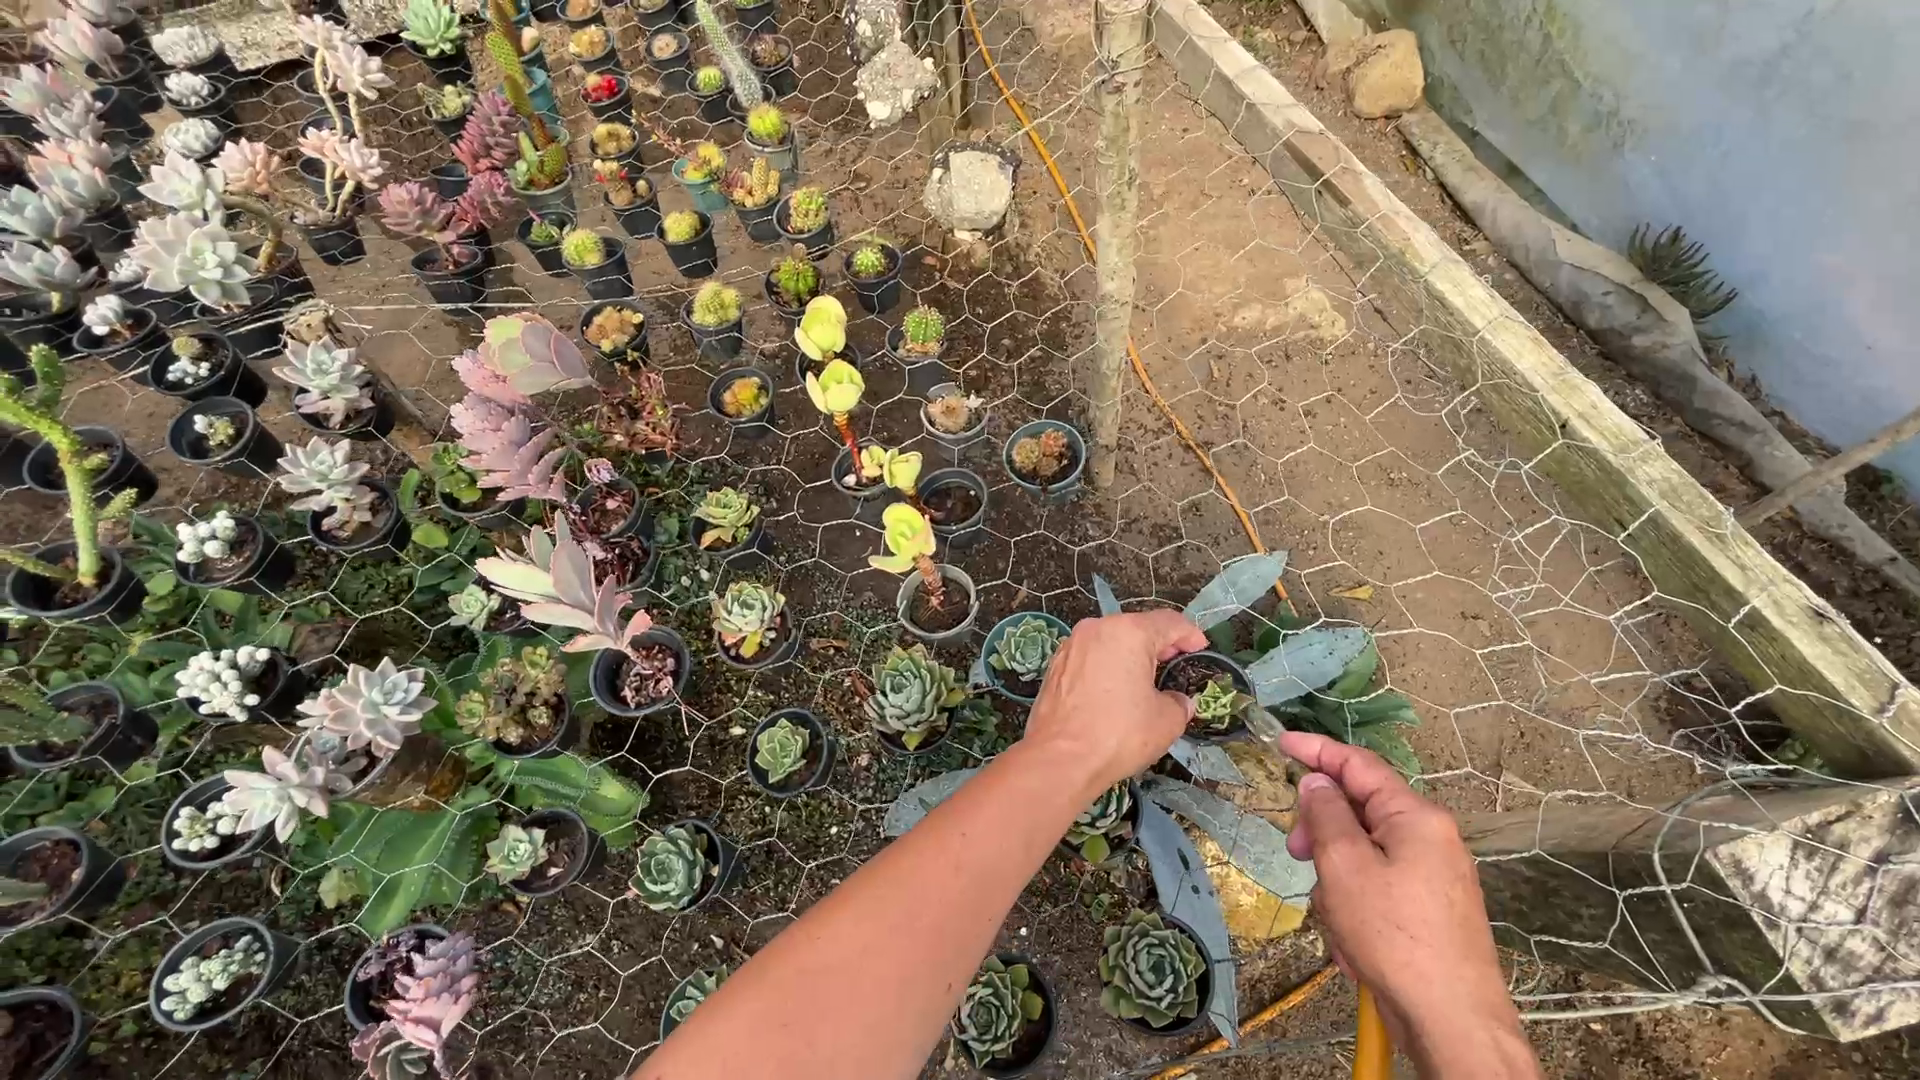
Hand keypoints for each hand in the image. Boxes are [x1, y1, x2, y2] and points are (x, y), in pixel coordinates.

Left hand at [1023, 610, 1205, 796]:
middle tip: (1175, 663)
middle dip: (1159, 643)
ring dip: (1130, 654)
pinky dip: (1107, 665)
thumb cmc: (1118, 734)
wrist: (1059, 758)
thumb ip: (1179, 703)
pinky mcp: (1055, 666)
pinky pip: (1090, 656)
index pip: (1168, 622)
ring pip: (1110, 641)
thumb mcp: (1166, 721)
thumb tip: (1179, 701)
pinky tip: (1115, 689)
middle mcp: (1096, 629)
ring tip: (1146, 677)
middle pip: (1136, 627)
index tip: (1199, 647)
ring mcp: (1071, 646)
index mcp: (1128, 633)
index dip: (1189, 634)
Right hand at [1278, 731, 1540, 1078]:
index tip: (1280, 742)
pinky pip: (1380, 883)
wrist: (1452, 1020)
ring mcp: (1435, 874)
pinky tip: (1352, 938)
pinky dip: (1355, 899)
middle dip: (1322, 827)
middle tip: (1295, 853)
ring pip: (1365, 850)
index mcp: (1415, 816)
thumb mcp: (1344, 864)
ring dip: (1337, 873)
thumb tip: (1316, 781)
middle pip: (1361, 808)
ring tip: (1332, 913)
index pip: (1358, 764)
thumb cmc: (1393, 935)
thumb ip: (1326, 813)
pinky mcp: (1432, 907)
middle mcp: (1431, 837)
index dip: (1316, 749)